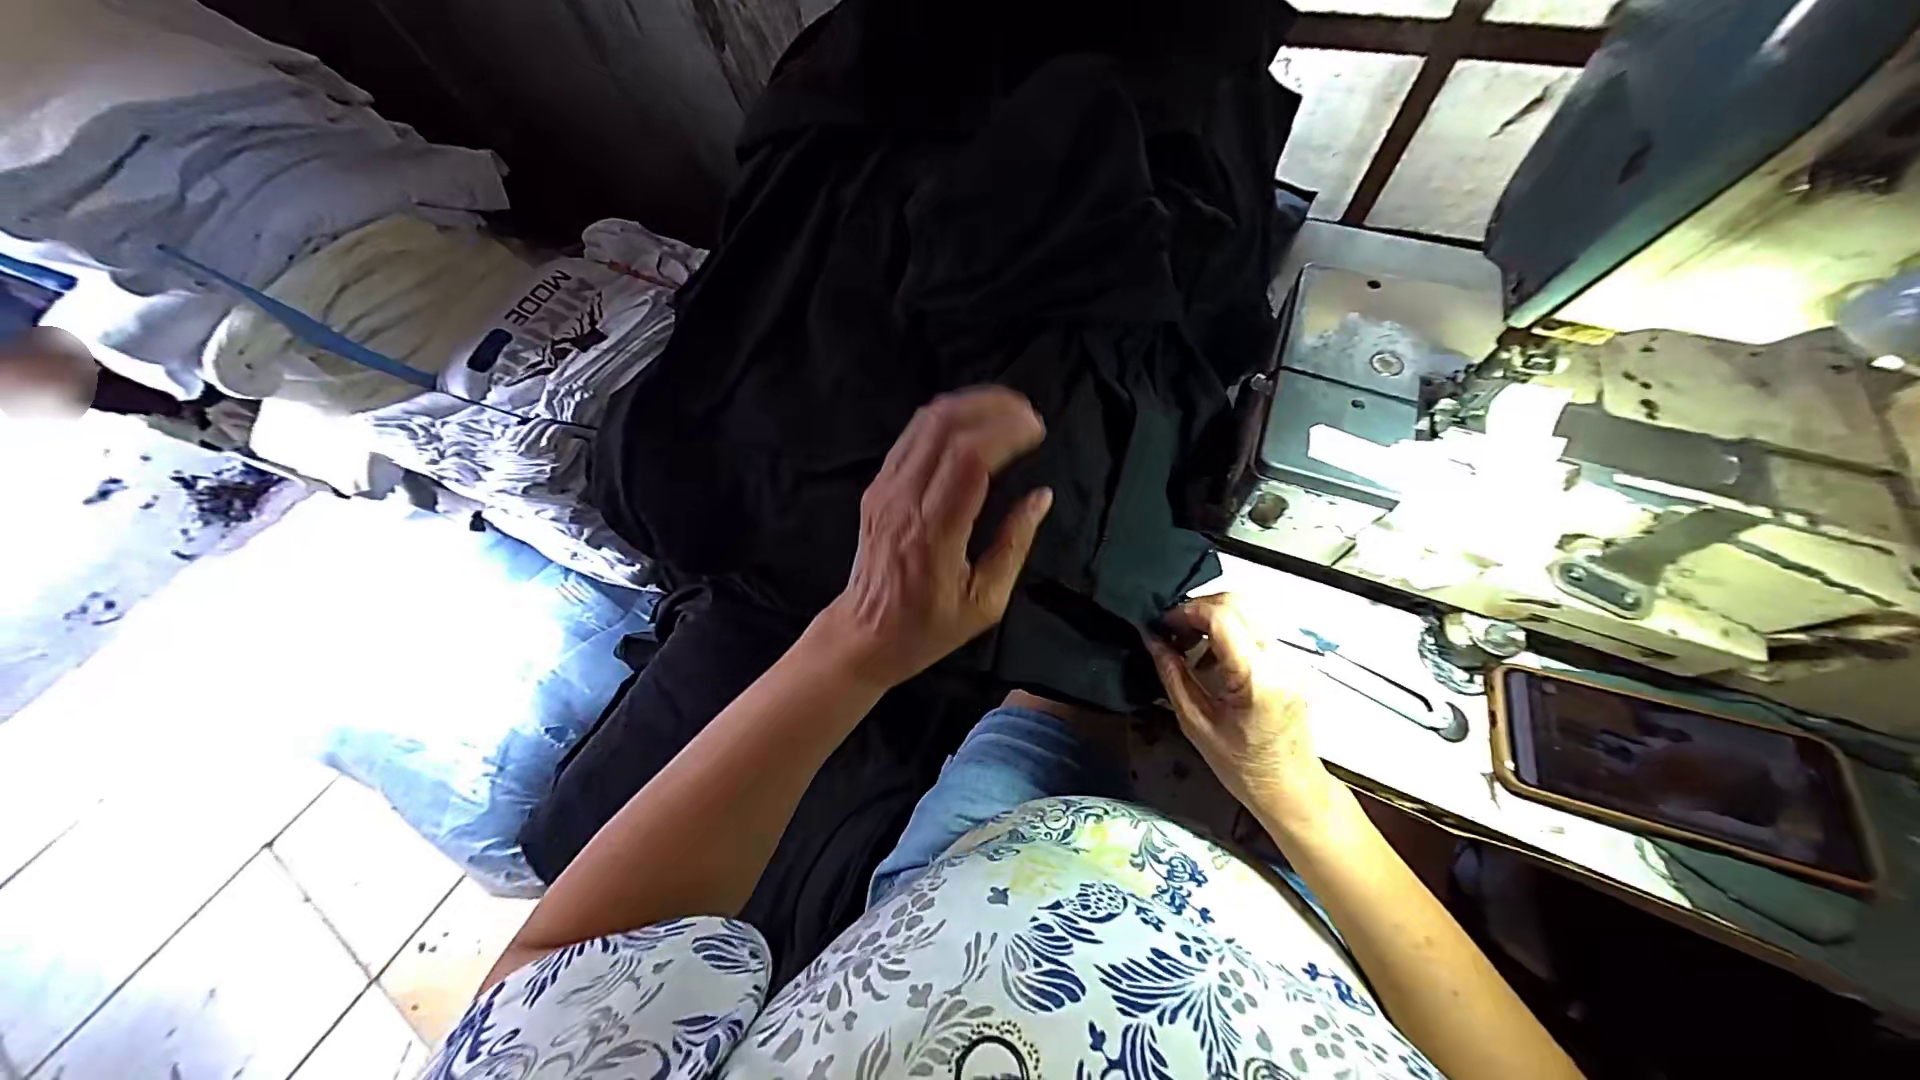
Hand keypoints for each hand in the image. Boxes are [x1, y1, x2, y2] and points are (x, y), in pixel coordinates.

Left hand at [809, 386, 1053, 689]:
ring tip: (1007, 410)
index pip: (969, 458)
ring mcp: (884, 490)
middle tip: (1028, 414)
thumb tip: (1040, 497)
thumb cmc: (928, 626)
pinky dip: (947, 420)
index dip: (1006, 432)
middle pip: (945, 426)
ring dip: (970, 405)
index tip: (1037, 429)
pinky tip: (973, 424)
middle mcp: (904, 501)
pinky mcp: (877, 487)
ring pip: (925, 423)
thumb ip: (1014, 544)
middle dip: (993, 407)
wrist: (865, 634)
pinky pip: (911, 437)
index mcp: (934, 533)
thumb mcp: (985, 602)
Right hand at [1145, 594, 1332, 822]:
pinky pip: (1255, 628)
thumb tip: (1153, 640)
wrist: (1289, 787)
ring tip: (1188, 642)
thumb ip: (1172, 674)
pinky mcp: (1290, 662)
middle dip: (1198, 608)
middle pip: (1237, 603)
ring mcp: (1290, 659)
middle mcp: (1280, 660)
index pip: (1222, 616)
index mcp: (1257, 677)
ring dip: (1213, 617)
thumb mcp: (1195, 722)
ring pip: (1248, 611)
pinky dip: (1227, 630)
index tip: (1163, 623)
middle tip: (1172, 630)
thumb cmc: (1243, 766)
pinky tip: (1209, 656)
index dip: (1186, 611)